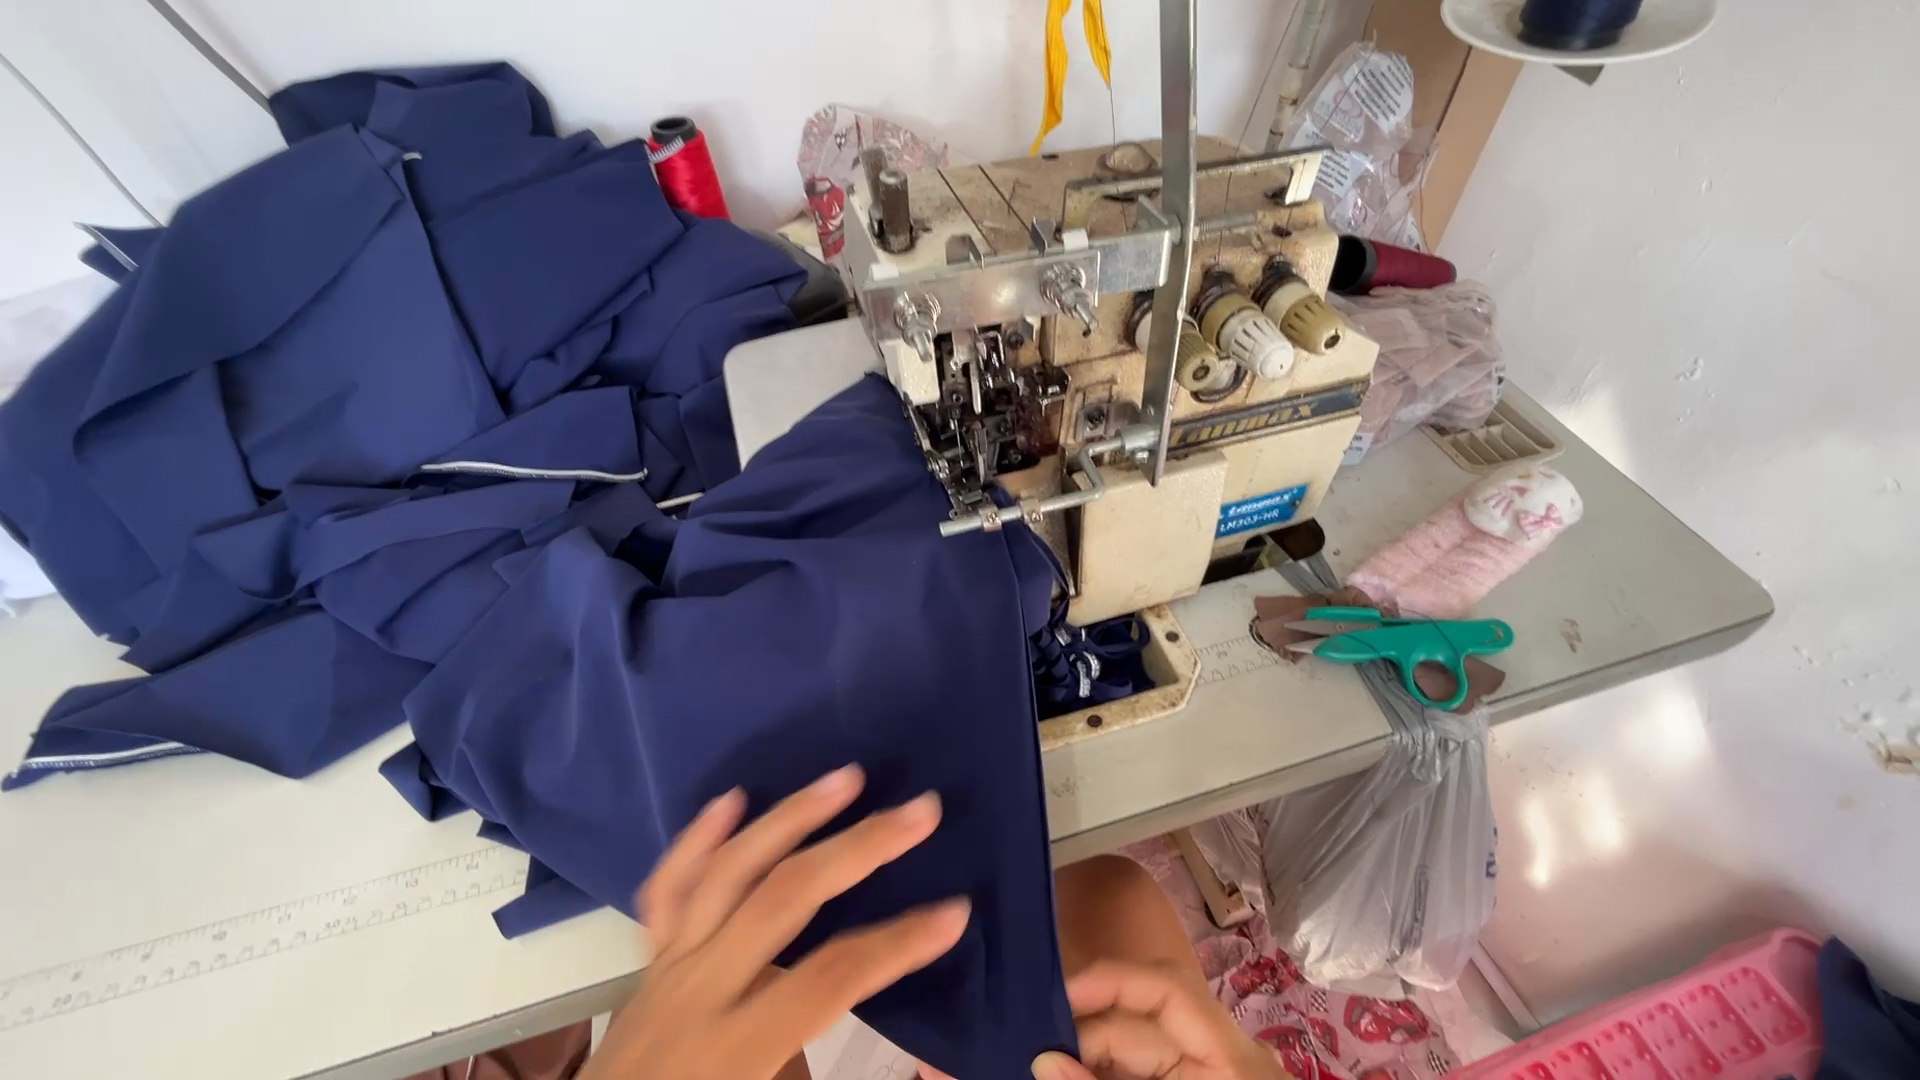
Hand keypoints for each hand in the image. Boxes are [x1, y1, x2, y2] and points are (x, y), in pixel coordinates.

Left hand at [581, 765, 969, 1079]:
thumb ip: (833, 1066)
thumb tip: (937, 1066)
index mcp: (734, 1051)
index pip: (829, 978)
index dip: (897, 945)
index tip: (956, 912)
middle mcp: (699, 992)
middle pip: (784, 898)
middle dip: (860, 848)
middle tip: (921, 811)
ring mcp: (668, 965)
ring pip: (730, 871)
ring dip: (792, 817)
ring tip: (847, 777)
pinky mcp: (650, 957)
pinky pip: (668, 886)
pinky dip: (700, 837)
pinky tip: (734, 797)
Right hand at [1031, 961, 1288, 1079]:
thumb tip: (1043, 1062)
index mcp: (1229, 1057)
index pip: (1164, 990)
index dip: (1110, 982)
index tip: (1056, 997)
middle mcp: (1217, 1061)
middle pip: (1141, 1027)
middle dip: (1086, 1034)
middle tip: (1034, 1051)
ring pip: (1135, 1058)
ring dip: (1089, 1062)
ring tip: (1044, 1067)